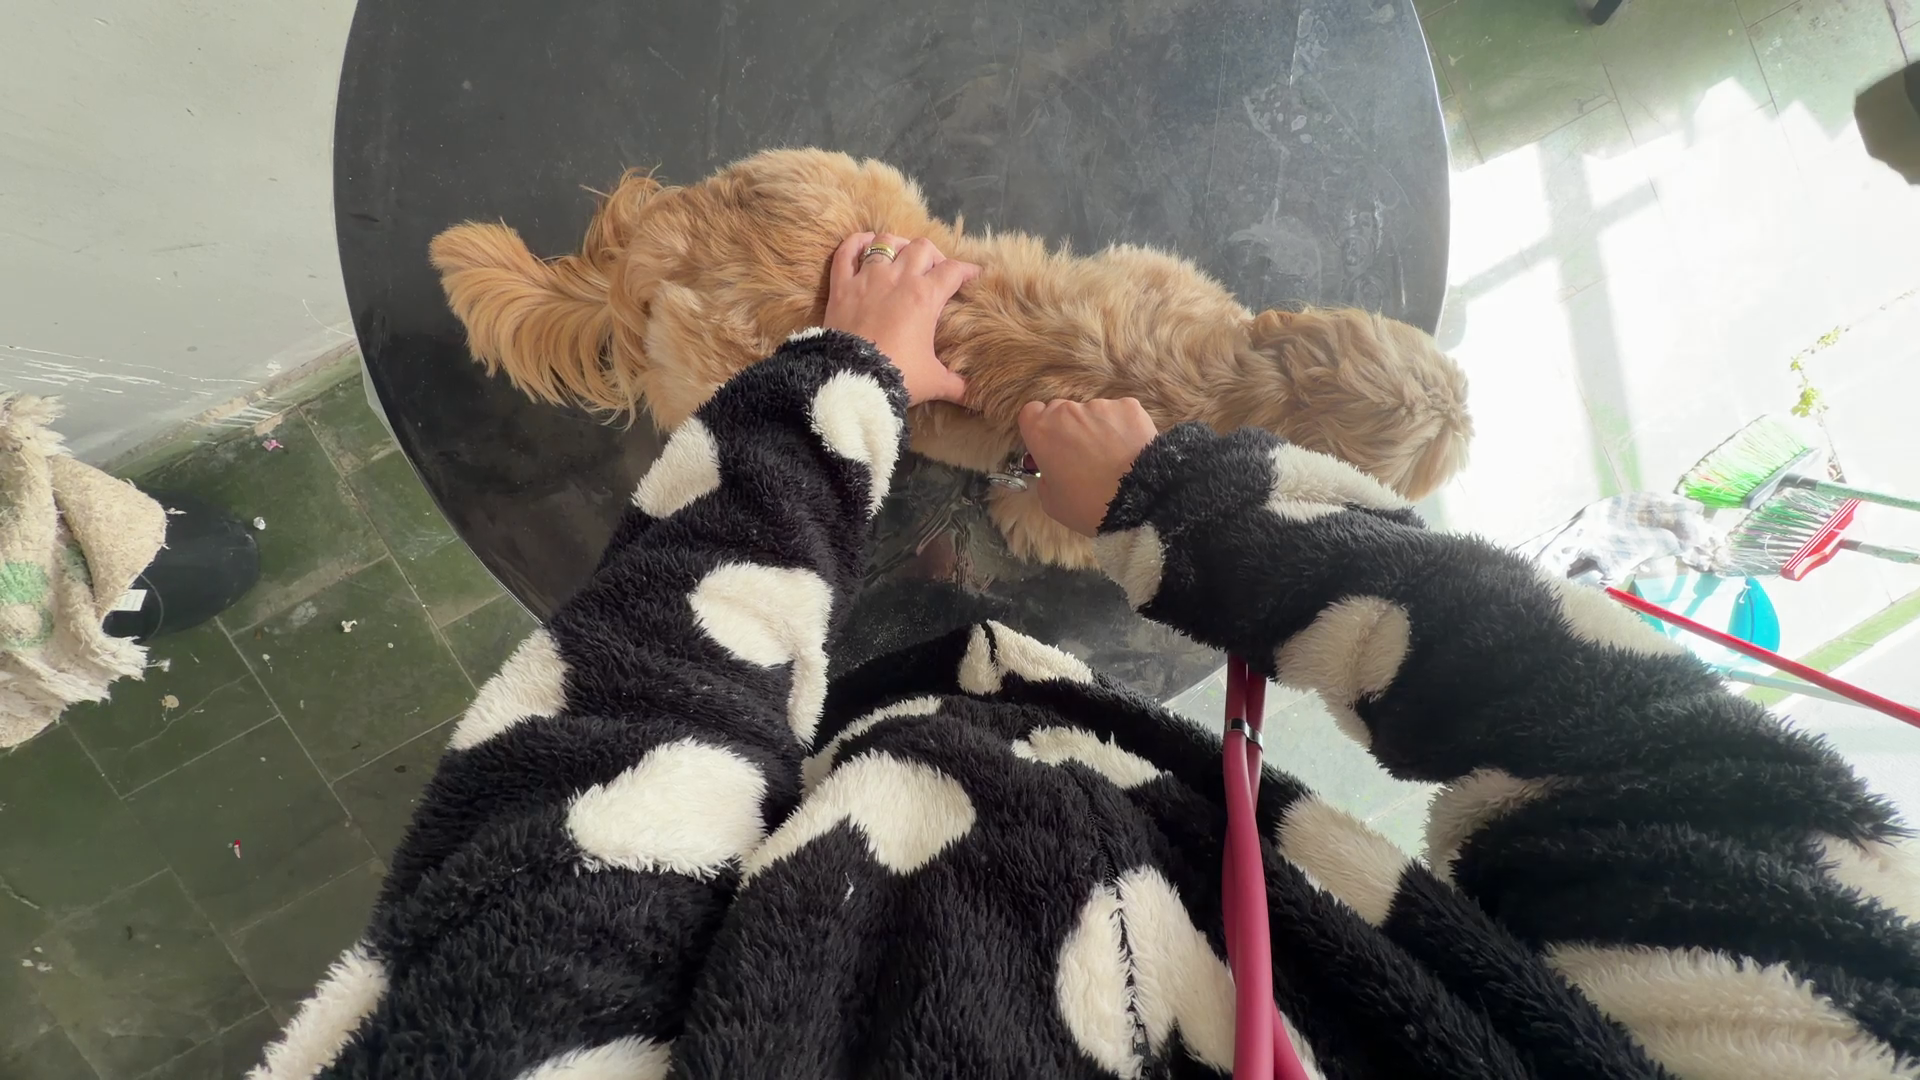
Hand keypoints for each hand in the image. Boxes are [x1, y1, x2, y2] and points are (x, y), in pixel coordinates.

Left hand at [823, 231, 979, 406]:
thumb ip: (958, 386)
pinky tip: (864, 244)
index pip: (954, 271)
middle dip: (934, 256)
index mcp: (926, 296)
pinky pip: (847, 251)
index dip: (968, 271)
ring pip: (886, 242)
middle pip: (923, 248)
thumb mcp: (934, 382)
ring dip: (899, 245)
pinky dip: (856, 243)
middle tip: (936, 272)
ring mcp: (868, 277)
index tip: (974, 275)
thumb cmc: (899, 376)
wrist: (853, 381)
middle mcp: (899, 278)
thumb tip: (977, 398)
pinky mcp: (842, 285)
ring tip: (903, 256)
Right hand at [1017, 398, 1158, 536]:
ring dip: (1095, 429)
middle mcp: (1067, 412)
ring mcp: (1099, 406)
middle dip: (1066, 429)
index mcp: (1041, 432)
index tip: (1048, 445)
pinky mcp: (1128, 407)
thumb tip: (1052, 470)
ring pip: (1091, 413)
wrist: (1140, 500)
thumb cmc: (1090, 505)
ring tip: (1110, 457)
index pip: (1030, 414)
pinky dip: (1120, 427)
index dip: (1039, 429)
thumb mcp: (1051, 503)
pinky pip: (1118, 414)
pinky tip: (1127, 450)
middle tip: (1079, 457)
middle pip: (1060, 411)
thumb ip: (1045, 478)